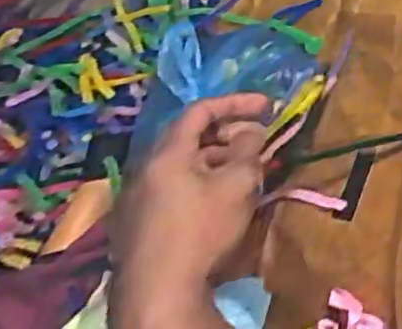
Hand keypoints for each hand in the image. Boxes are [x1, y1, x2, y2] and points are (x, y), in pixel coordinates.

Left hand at [114, 94, 269, 295]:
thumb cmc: (201, 231)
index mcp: (166, 155)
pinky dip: (200, 179)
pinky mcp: (136, 225)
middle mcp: (144, 171)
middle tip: (256, 136)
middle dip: (227, 130)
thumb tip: (250, 132)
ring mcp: (135, 200)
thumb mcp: (239, 182)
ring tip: (244, 168)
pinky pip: (172, 185)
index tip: (266, 106)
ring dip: (215, 157)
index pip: (200, 110)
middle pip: (188, 136)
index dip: (236, 102)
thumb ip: (249, 147)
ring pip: (181, 163)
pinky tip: (220, 197)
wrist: (158, 299)